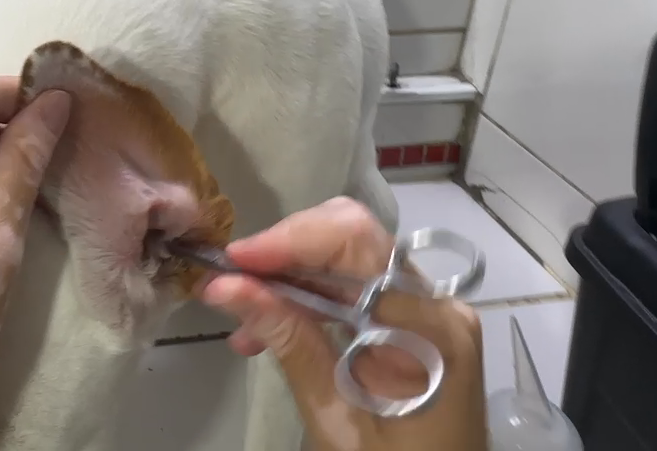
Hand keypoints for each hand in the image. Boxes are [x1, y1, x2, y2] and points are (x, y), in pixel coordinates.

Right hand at [202, 198, 487, 450]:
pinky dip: (303, 295)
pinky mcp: (409, 320)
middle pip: (349, 237)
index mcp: (431, 326)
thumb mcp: (336, 419)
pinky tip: (266, 324)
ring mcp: (425, 308)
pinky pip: (348, 285)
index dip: (291, 238)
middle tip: (231, 277)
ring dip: (285, 274)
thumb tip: (221, 284)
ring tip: (239, 311)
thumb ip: (288, 342)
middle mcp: (435, 302)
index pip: (355, 243)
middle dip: (283, 250)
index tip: (235, 259)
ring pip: (342, 255)